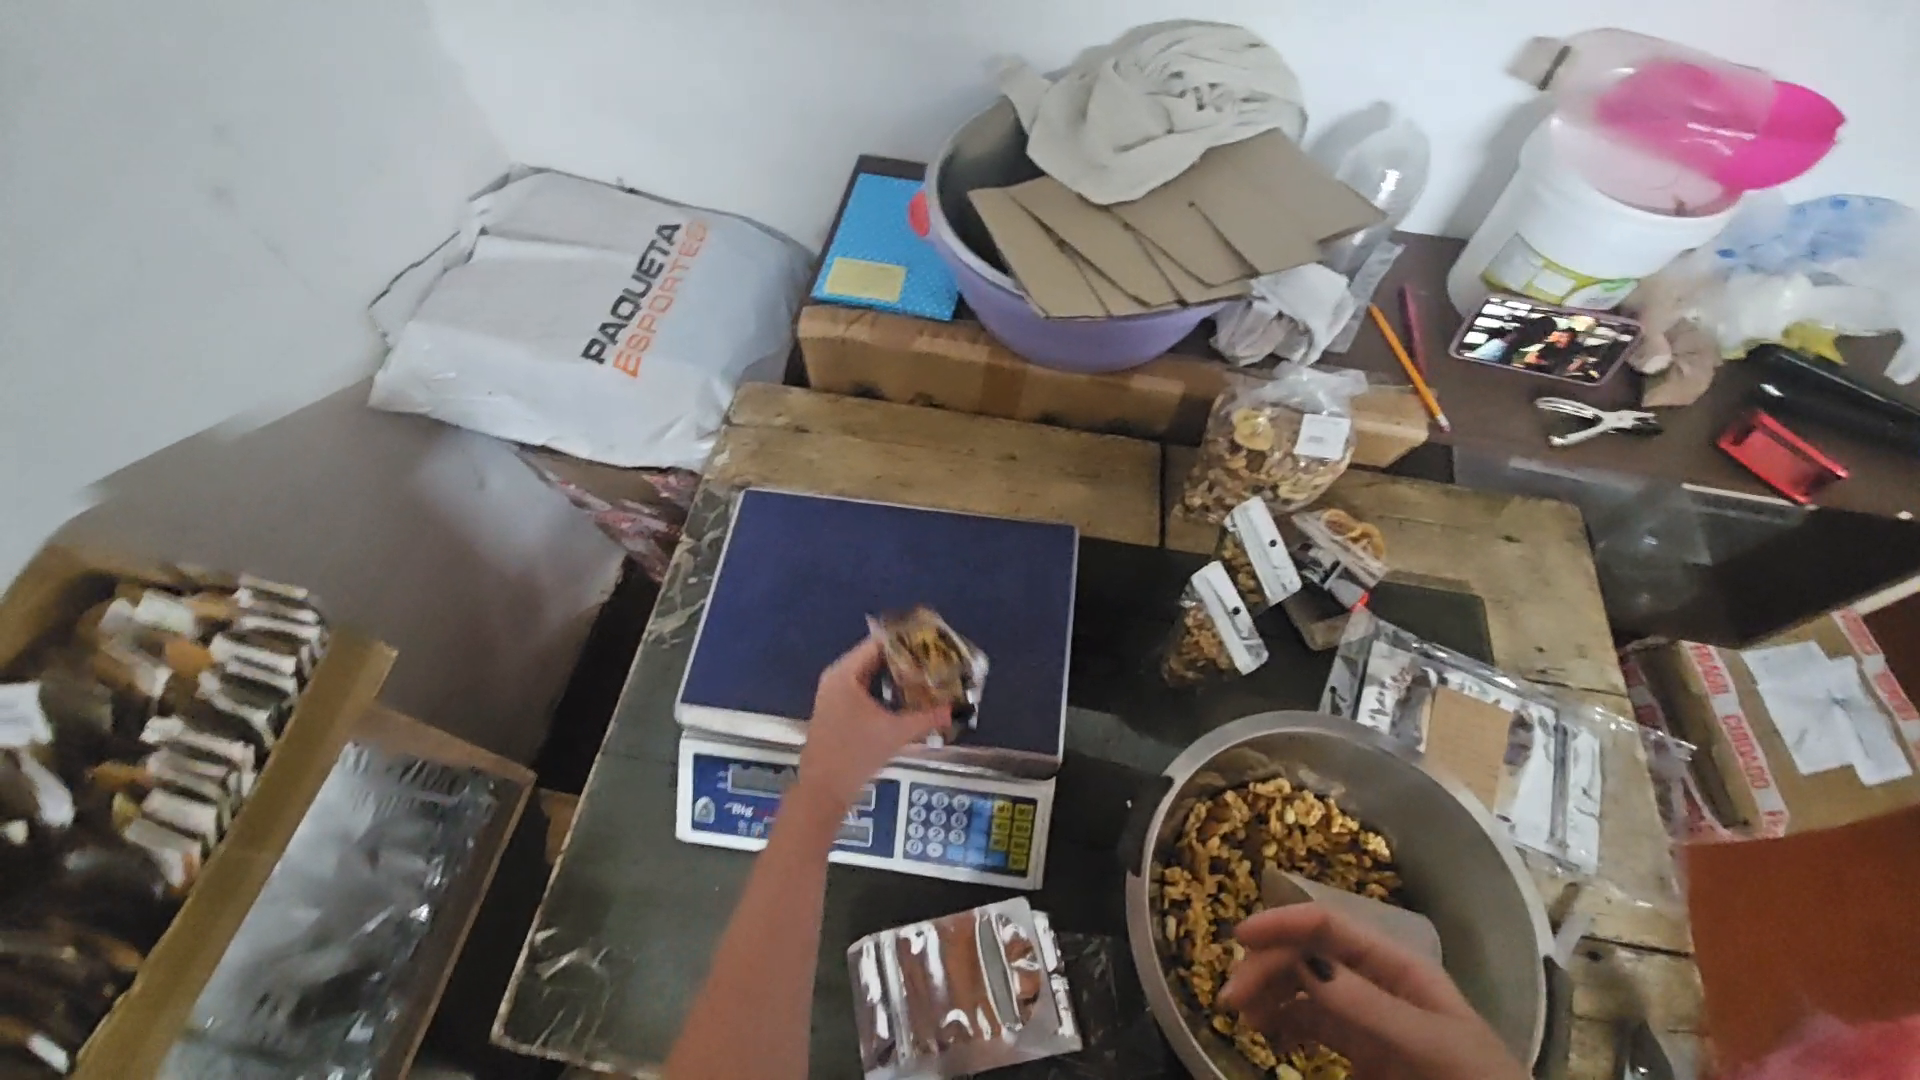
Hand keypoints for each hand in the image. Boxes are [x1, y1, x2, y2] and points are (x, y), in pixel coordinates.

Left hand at [794, 639, 949, 812]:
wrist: (824, 790)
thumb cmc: (855, 754)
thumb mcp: (895, 733)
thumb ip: (926, 719)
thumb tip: (953, 710)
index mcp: (845, 674)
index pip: (877, 644)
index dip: (904, 641)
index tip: (930, 641)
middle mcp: (837, 678)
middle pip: (873, 658)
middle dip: (903, 659)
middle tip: (933, 659)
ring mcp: (834, 694)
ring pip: (869, 675)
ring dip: (894, 675)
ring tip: (925, 675)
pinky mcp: (836, 710)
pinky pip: (863, 689)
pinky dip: (883, 689)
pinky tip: (905, 697)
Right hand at [1219, 904, 1527, 1079]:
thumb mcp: (1432, 1048)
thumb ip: (1368, 1005)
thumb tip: (1303, 959)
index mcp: (1397, 965)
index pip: (1329, 925)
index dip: (1282, 922)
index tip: (1239, 936)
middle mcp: (1376, 981)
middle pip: (1306, 953)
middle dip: (1265, 966)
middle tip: (1230, 999)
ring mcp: (1367, 1016)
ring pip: (1302, 985)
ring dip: (1268, 991)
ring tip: (1242, 1016)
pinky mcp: (1361, 1051)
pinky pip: (1310, 1022)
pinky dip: (1282, 1021)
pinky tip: (1266, 1032)